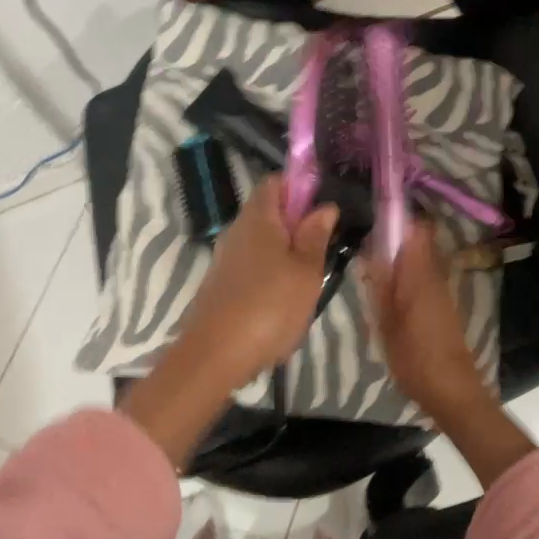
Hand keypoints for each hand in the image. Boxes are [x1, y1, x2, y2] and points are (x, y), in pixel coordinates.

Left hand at [121, 178, 337, 467]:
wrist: (214, 356)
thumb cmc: (270, 306)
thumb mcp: (307, 271)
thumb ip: (315, 235)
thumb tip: (324, 206)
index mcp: (258, 217)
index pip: (276, 182)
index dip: (301, 187)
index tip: (323, 210)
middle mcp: (236, 229)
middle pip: (268, 212)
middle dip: (296, 225)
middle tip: (322, 250)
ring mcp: (224, 258)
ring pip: (261, 242)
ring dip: (285, 253)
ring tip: (307, 280)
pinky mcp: (219, 284)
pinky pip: (251, 266)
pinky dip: (269, 274)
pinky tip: (282, 300)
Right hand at [367, 220, 490, 419]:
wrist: (452, 391)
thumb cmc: (415, 358)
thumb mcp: (386, 322)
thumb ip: (379, 284)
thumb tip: (370, 249)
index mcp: (420, 274)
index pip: (417, 228)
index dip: (398, 216)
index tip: (373, 215)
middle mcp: (435, 275)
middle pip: (419, 241)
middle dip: (394, 237)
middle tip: (365, 245)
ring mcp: (441, 290)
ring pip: (420, 258)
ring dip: (399, 257)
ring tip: (371, 267)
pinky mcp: (443, 305)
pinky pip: (423, 276)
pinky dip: (406, 275)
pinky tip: (387, 290)